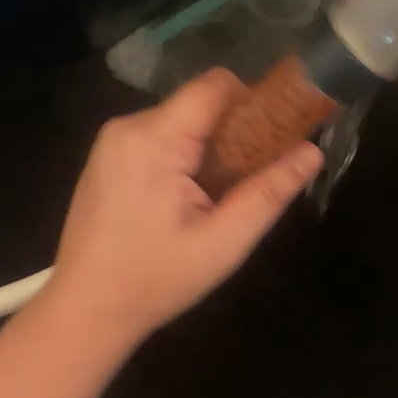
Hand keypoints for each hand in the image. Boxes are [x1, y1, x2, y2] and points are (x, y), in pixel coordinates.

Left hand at [41, 68, 322, 337]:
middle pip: (201, 102)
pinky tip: (189, 200)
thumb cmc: (155, 279)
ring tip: (221, 195)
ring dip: (211, 146)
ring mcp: (112, 142)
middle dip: (236, 131)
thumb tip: (313, 151)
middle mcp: (128, 126)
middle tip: (253, 177)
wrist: (84, 312)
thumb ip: (269, 192)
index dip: (255, 101)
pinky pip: (160, 137)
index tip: (279, 136)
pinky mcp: (107, 158)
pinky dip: (185, 155)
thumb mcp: (224, 242)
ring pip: (183, 120)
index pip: (216, 85)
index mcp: (154, 139)